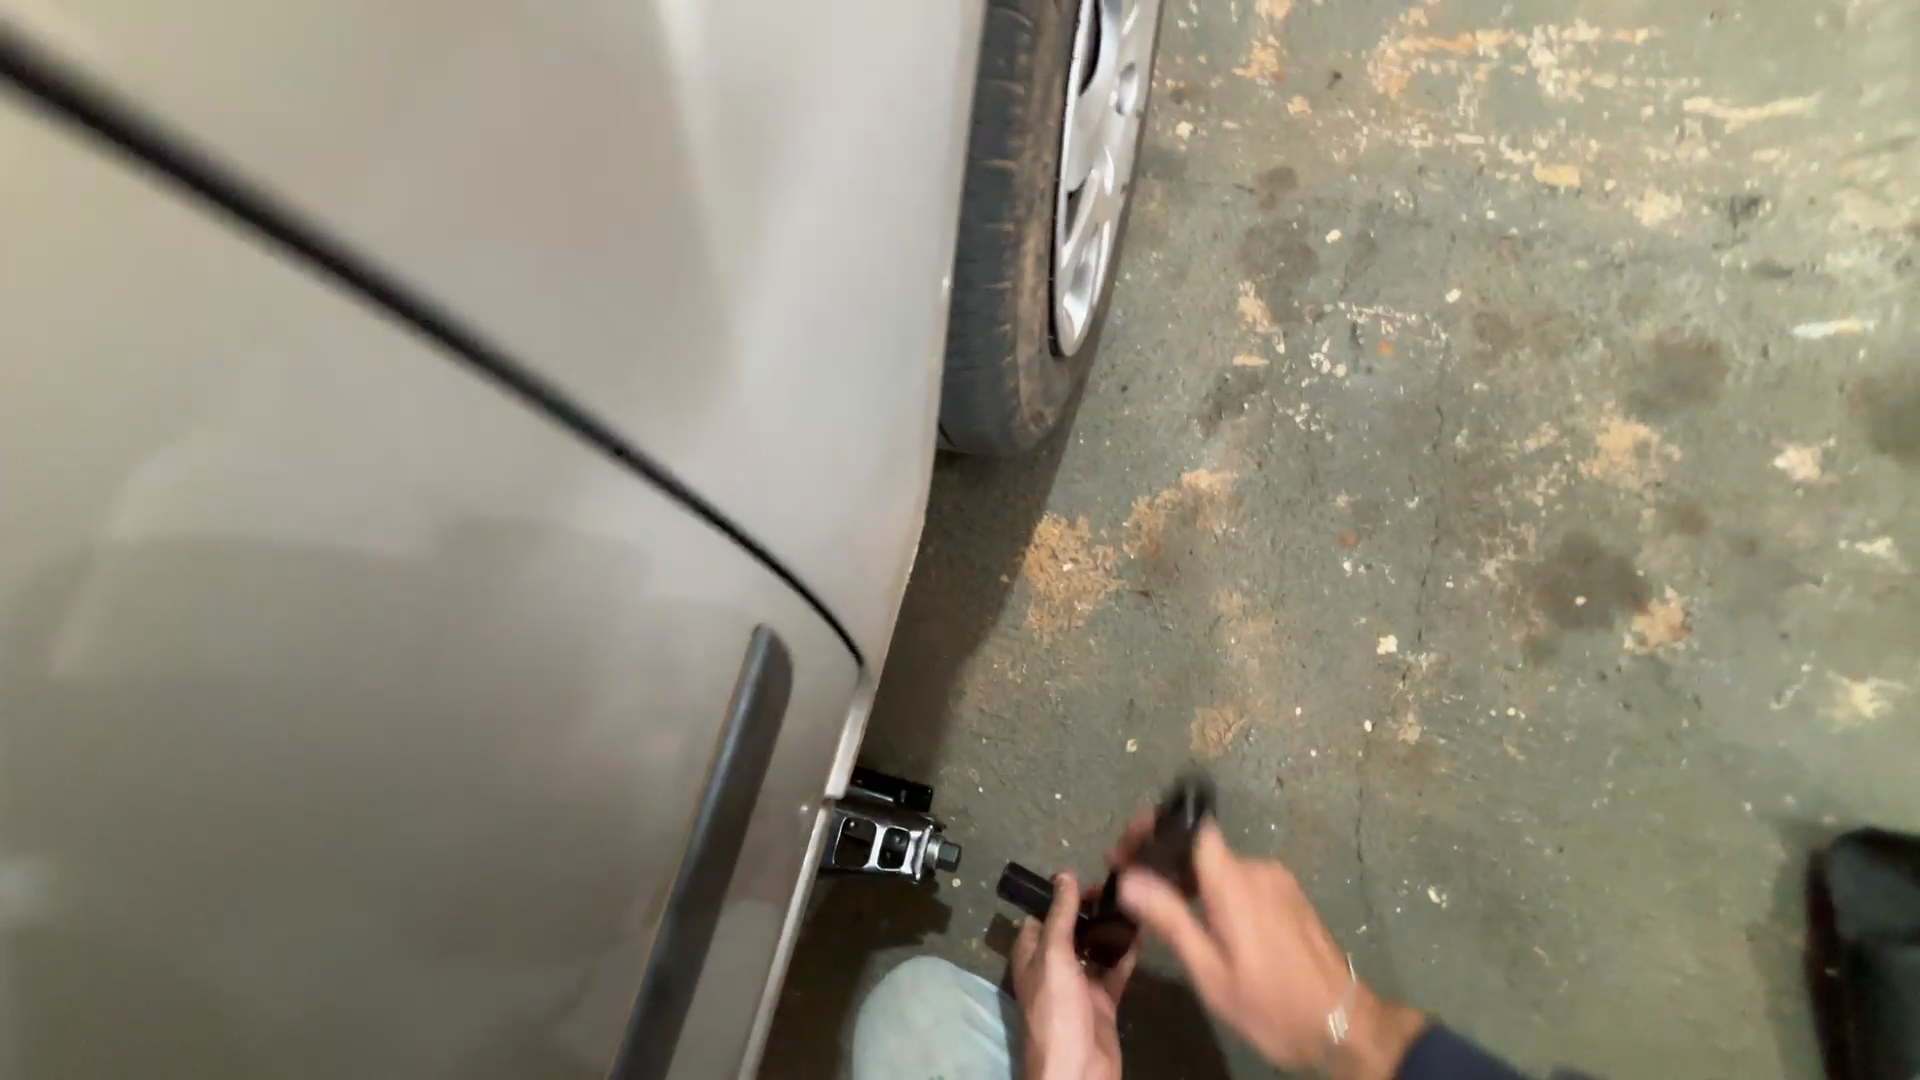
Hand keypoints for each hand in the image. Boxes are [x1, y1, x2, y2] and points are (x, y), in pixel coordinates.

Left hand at [1010, 871, 1133, 1079]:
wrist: (1077, 1073)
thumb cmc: (1056, 1009)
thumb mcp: (1054, 955)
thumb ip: (1060, 915)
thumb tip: (1063, 874)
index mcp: (1032, 952)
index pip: (1044, 913)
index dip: (1061, 894)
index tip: (1087, 875)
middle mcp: (1053, 965)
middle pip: (1072, 929)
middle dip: (1091, 909)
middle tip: (1119, 887)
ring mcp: (1079, 985)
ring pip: (1095, 948)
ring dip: (1111, 929)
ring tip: (1134, 902)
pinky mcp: (1102, 1002)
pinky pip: (1114, 971)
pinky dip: (1126, 954)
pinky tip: (1143, 933)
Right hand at [1117, 821, 1425, 1079]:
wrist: (1349, 1029)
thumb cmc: (1272, 1004)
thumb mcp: (1212, 972)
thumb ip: (1171, 919)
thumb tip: (1127, 878)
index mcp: (1233, 881)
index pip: (1193, 826)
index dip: (1158, 826)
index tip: (1129, 845)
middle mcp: (1256, 868)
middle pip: (1201, 847)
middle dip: (1166, 861)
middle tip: (1134, 884)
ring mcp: (1277, 880)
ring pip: (1221, 867)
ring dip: (1192, 878)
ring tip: (1167, 905)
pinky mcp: (1290, 895)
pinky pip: (1242, 880)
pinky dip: (1218, 890)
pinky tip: (1207, 918)